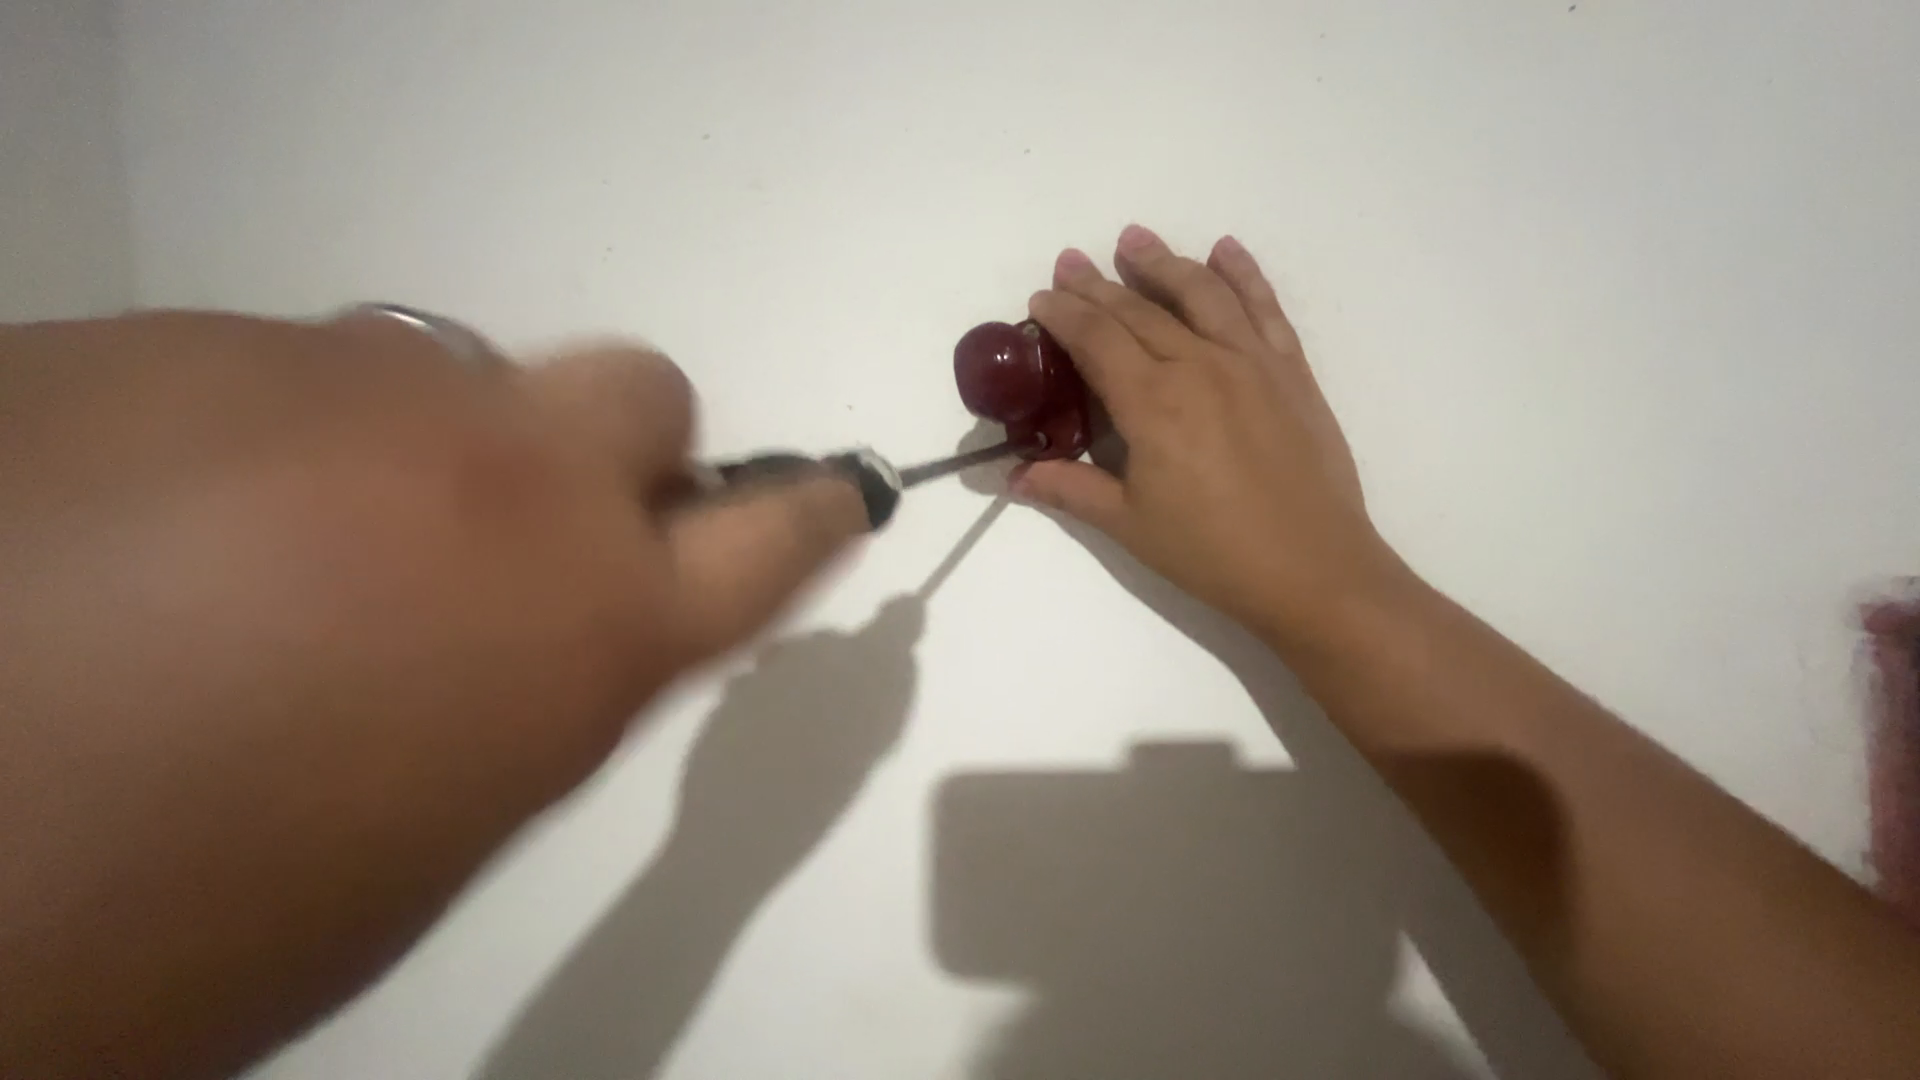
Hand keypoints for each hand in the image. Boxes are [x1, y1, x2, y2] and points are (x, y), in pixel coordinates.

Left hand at [0, 310, 865, 1077]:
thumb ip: (556, 678)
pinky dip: (269, 434)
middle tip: (525, 523)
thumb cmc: (233, 901)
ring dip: (427, 446)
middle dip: (621, 451)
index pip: (772, 537)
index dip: (815, 511)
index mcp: (597, 623)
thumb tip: (574, 602)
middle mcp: (513, 482)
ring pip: (457, 372)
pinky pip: (287, 368)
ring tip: (284, 545)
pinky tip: (155, 521)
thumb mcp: (461, 811)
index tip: (842, 490)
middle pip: (645, 391)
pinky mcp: (173, 341)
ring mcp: (350, 393)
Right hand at [1017, 225, 1405, 642]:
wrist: (1312, 569)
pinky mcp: (1291, 372)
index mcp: (1153, 403)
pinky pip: (1264, 308)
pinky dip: (1243, 274)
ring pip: (1200, 294)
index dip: (1064, 315)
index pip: (1097, 340)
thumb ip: (1069, 490)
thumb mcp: (1128, 525)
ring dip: (1162, 262)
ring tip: (1134, 237)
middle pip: (1139, 311)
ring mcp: (1251, 363)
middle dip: (1098, 285)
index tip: (1040, 298)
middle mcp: (1199, 366)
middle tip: (1070, 261)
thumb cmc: (1210, 552)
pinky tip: (1224, 251)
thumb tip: (1012, 478)